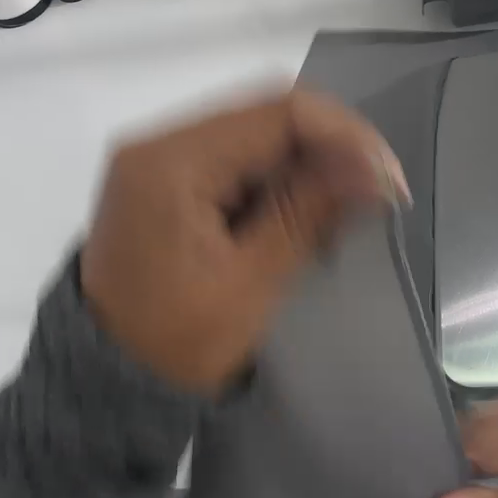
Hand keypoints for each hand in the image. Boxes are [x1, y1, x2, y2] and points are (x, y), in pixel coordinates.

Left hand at [81, 91, 406, 392]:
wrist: (108, 384)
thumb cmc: (175, 346)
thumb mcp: (248, 285)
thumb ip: (307, 215)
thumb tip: (374, 170)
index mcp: (169, 163)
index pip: (276, 113)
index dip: (345, 136)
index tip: (388, 180)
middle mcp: (156, 144)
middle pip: (264, 115)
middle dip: (330, 148)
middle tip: (375, 192)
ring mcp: (156, 162)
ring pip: (253, 135)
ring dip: (306, 164)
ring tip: (347, 204)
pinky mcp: (163, 184)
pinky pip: (233, 162)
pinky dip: (276, 181)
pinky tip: (303, 210)